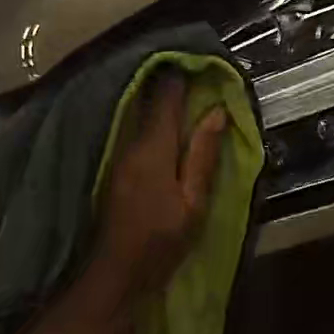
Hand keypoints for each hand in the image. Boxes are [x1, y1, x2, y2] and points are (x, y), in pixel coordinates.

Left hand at [88, 71, 226, 305]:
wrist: (116, 273)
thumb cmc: (161, 240)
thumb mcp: (193, 202)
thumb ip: (203, 155)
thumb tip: (217, 111)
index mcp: (153, 147)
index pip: (166, 97)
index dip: (181, 75)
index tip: (199, 60)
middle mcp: (132, 142)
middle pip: (150, 100)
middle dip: (170, 83)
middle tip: (195, 70)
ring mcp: (119, 153)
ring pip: (141, 113)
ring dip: (160, 99)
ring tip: (185, 90)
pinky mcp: (116, 166)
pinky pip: (135, 129)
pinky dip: (151, 118)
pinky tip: (165, 121)